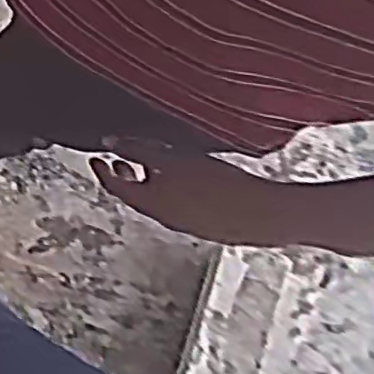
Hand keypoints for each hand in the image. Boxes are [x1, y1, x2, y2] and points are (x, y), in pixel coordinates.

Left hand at [91, 141, 310, 247]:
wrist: (278, 214)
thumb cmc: (221, 185)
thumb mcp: (170, 159)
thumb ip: (135, 150)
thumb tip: (108, 142)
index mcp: (149, 203)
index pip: (114, 186)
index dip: (102, 171)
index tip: (95, 159)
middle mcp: (166, 219)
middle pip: (136, 196)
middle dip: (125, 177)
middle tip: (119, 163)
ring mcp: (193, 227)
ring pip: (161, 203)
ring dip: (150, 185)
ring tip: (153, 168)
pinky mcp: (218, 230)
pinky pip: (187, 210)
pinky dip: (176, 195)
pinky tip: (190, 183)